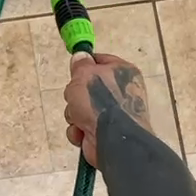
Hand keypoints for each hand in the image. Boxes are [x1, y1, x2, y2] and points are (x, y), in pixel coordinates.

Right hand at [63, 53, 152, 167]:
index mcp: (122, 71)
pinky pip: (82, 127)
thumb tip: (81, 56)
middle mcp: (119, 91)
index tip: (73, 70)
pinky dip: (78, 130)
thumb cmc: (100, 101)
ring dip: (74, 114)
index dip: (84, 65)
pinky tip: (82, 132)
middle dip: (75, 95)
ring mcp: (112, 114)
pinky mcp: (103, 132)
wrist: (112, 138)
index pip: (100, 60)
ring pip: (80, 108)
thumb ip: (80, 64)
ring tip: (79, 119)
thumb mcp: (84, 75)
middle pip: (86, 87)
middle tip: (75, 98)